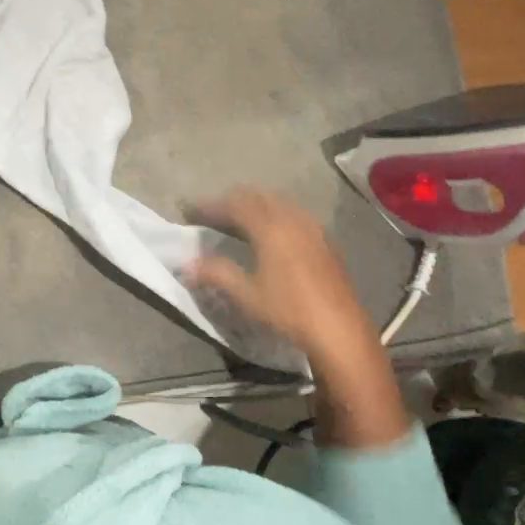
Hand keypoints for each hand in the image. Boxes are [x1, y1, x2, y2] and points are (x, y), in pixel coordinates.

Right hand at [184, 187, 408, 448]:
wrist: (338, 328)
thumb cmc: (288, 310)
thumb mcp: (246, 295)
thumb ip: (216, 274)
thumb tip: (186, 264)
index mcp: (270, 228)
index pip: (235, 205)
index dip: (211, 206)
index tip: (191, 210)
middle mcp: (293, 220)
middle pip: (259, 197)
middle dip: (233, 200)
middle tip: (213, 212)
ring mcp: (312, 228)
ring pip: (279, 203)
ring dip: (256, 205)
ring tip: (239, 219)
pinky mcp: (324, 241)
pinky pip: (294, 215)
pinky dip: (275, 215)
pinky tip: (272, 233)